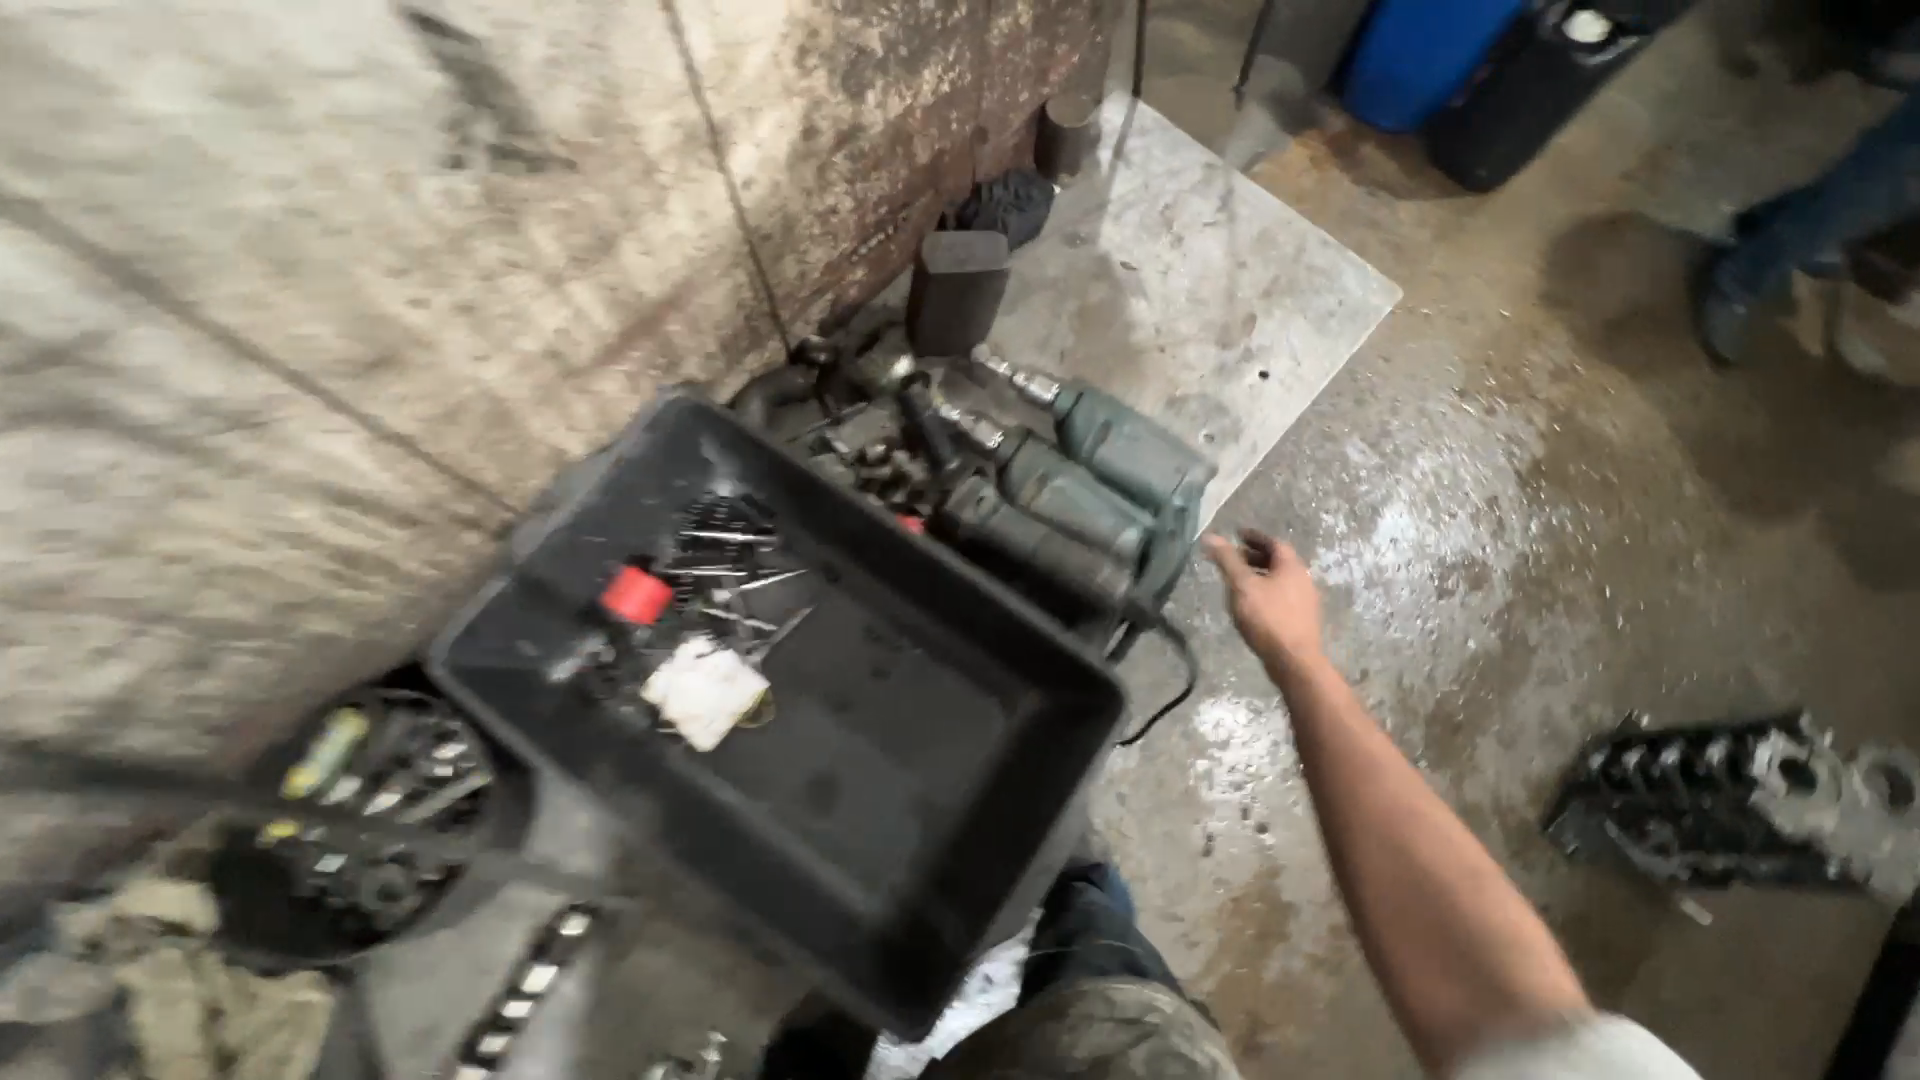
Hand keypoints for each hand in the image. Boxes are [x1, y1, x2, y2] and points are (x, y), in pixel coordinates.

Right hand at [1203, 529, 1323, 672]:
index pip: (1273, 543)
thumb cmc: (1267, 618)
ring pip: (1280, 579)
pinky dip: (1266, 591)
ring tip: (1239, 580)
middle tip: (1234, 558)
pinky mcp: (1302, 619)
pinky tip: (1252, 603)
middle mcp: (1302, 579)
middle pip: (1278, 561)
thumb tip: (1211, 536)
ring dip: (1261, 574)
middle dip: (1256, 556)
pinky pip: (1282, 595)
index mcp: (1291, 566)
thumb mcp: (1242, 586)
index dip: (1254, 537)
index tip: (1237, 534)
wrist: (1294, 660)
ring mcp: (1305, 600)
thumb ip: (1227, 560)